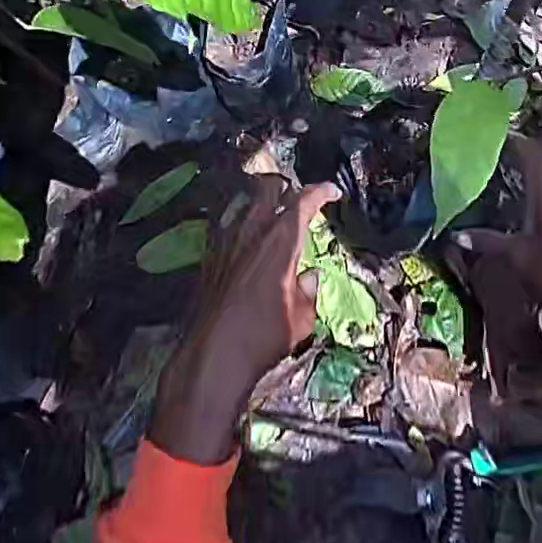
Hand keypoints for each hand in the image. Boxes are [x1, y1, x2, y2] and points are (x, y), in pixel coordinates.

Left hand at [150, 177, 339, 463]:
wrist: (213, 355)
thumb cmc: (264, 335)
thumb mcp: (301, 318)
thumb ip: (308, 291)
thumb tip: (309, 277)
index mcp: (281, 240)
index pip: (303, 201)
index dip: (321, 191)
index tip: (332, 192)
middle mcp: (252, 231)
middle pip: (268, 188)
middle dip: (286, 187)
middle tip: (297, 199)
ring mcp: (226, 241)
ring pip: (245, 204)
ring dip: (261, 203)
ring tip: (272, 217)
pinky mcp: (209, 256)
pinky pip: (228, 225)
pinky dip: (241, 225)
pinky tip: (246, 243)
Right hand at [456, 136, 541, 372]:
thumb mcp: (520, 257)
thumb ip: (488, 242)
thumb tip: (455, 235)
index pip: (531, 153)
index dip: (512, 139)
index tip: (490, 134)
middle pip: (540, 160)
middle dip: (516, 152)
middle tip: (489, 151)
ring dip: (527, 170)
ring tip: (499, 171)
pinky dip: (535, 188)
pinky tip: (521, 201)